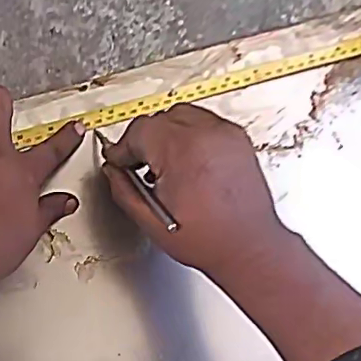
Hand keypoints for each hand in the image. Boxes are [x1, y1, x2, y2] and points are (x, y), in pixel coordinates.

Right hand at [102, 104, 289, 274]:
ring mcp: (225, 134)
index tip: (117, 161)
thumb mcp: (150, 220)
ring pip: (183, 115)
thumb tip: (114, 173)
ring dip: (165, 135)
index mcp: (182, 151)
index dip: (121, 148)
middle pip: (160, 118)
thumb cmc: (208, 238)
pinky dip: (187, 136)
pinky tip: (182, 163)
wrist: (247, 245)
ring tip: (159, 164)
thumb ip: (124, 191)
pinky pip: (204, 123)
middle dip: (142, 140)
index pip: (139, 130)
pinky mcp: (237, 139)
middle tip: (133, 164)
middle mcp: (207, 135)